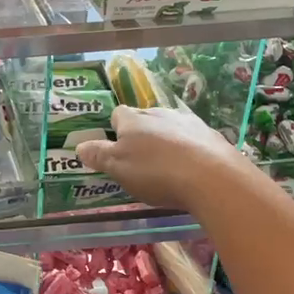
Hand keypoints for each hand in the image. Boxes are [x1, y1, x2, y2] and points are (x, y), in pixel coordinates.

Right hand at [74, 105, 256, 212]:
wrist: (214, 179)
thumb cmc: (156, 172)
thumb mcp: (118, 168)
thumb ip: (98, 156)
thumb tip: (79, 146)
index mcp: (133, 120)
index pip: (118, 114)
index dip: (114, 128)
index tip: (114, 146)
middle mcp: (160, 114)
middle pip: (145, 119)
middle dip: (141, 134)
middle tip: (139, 159)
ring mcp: (189, 123)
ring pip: (171, 127)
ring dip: (167, 140)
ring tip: (167, 165)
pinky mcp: (213, 136)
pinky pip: (194, 139)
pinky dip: (190, 149)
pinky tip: (192, 169)